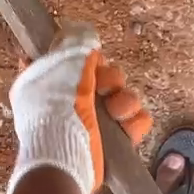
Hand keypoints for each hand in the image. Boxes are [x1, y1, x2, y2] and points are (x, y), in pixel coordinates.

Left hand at [7, 25, 152, 193]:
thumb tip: (83, 34)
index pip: (87, 62)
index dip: (93, 60)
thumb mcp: (58, 73)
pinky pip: (139, 122)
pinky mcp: (117, 143)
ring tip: (116, 113)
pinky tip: (126, 126)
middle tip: (103, 90)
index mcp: (61, 84)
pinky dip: (136, 122)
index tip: (92, 64)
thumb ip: (73, 50)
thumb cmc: (54, 116)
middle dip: (112, 80)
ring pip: (128, 98)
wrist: (65, 159)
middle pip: (112, 78)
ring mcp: (100, 124)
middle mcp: (80, 103)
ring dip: (126, 102)